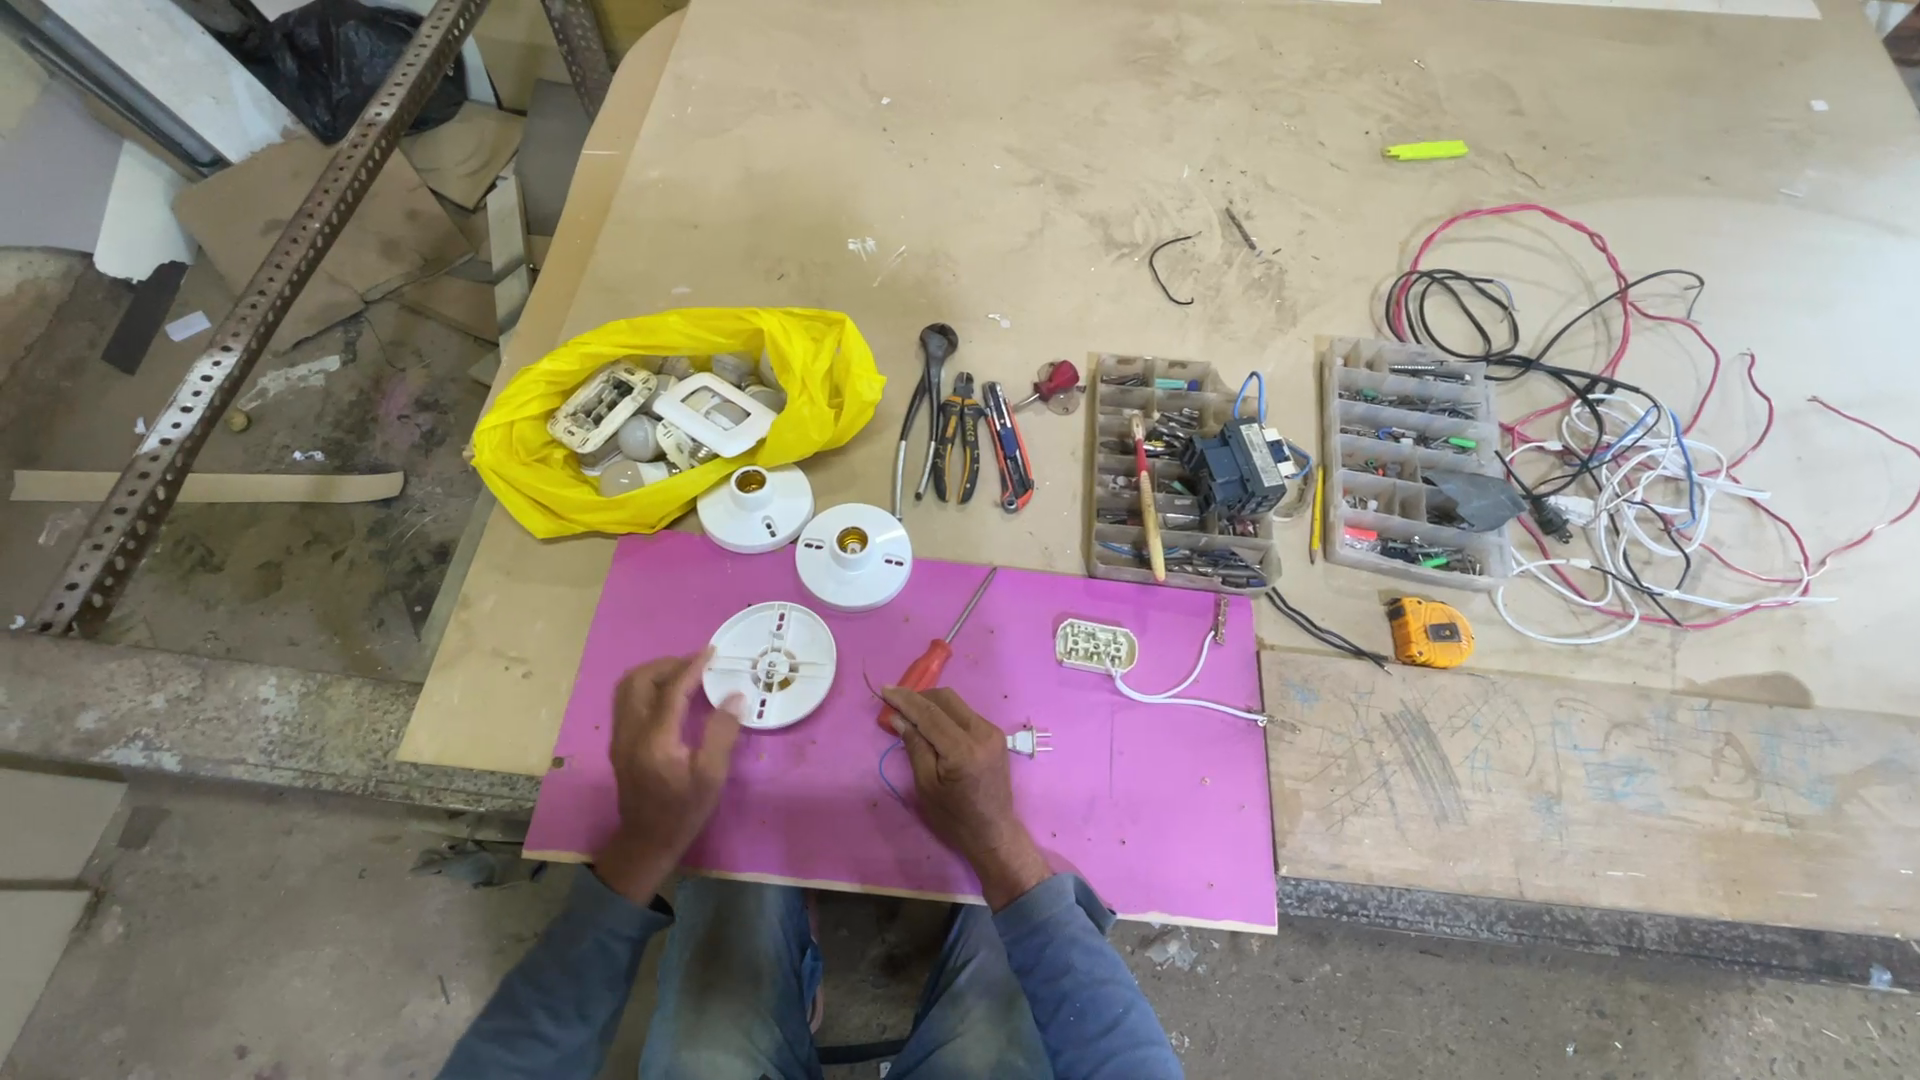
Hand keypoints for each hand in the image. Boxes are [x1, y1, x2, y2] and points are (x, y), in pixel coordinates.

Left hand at [593, 648, 744, 902]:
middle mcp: (631, 733)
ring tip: (684, 674)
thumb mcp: (712, 775)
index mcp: (655, 740)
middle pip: (638, 681)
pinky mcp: (619, 743)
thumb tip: (734, 695)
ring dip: (654, 674)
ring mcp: (620, 738)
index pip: (671, 690)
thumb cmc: (684, 811)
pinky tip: (670, 694)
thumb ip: (722, 732)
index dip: (692, 667)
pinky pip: (627, 701)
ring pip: (627, 688)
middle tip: (696, 664)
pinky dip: (647, 687)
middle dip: (667, 664)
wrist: (647, 841)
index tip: (711, 652)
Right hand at [882, 686, 1049, 909]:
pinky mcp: (996, 735)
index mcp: (963, 750)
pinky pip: (965, 714)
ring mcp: (993, 732)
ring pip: (956, 703)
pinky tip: (932, 725)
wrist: (993, 832)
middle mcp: (982, 733)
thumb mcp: (926, 785)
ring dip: (932, 704)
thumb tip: (899, 717)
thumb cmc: (954, 817)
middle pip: (946, 699)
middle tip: (896, 703)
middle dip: (919, 697)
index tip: (885, 690)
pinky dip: (946, 714)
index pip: (930, 714)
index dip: (905, 700)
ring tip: (911, 714)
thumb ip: (914, 746)